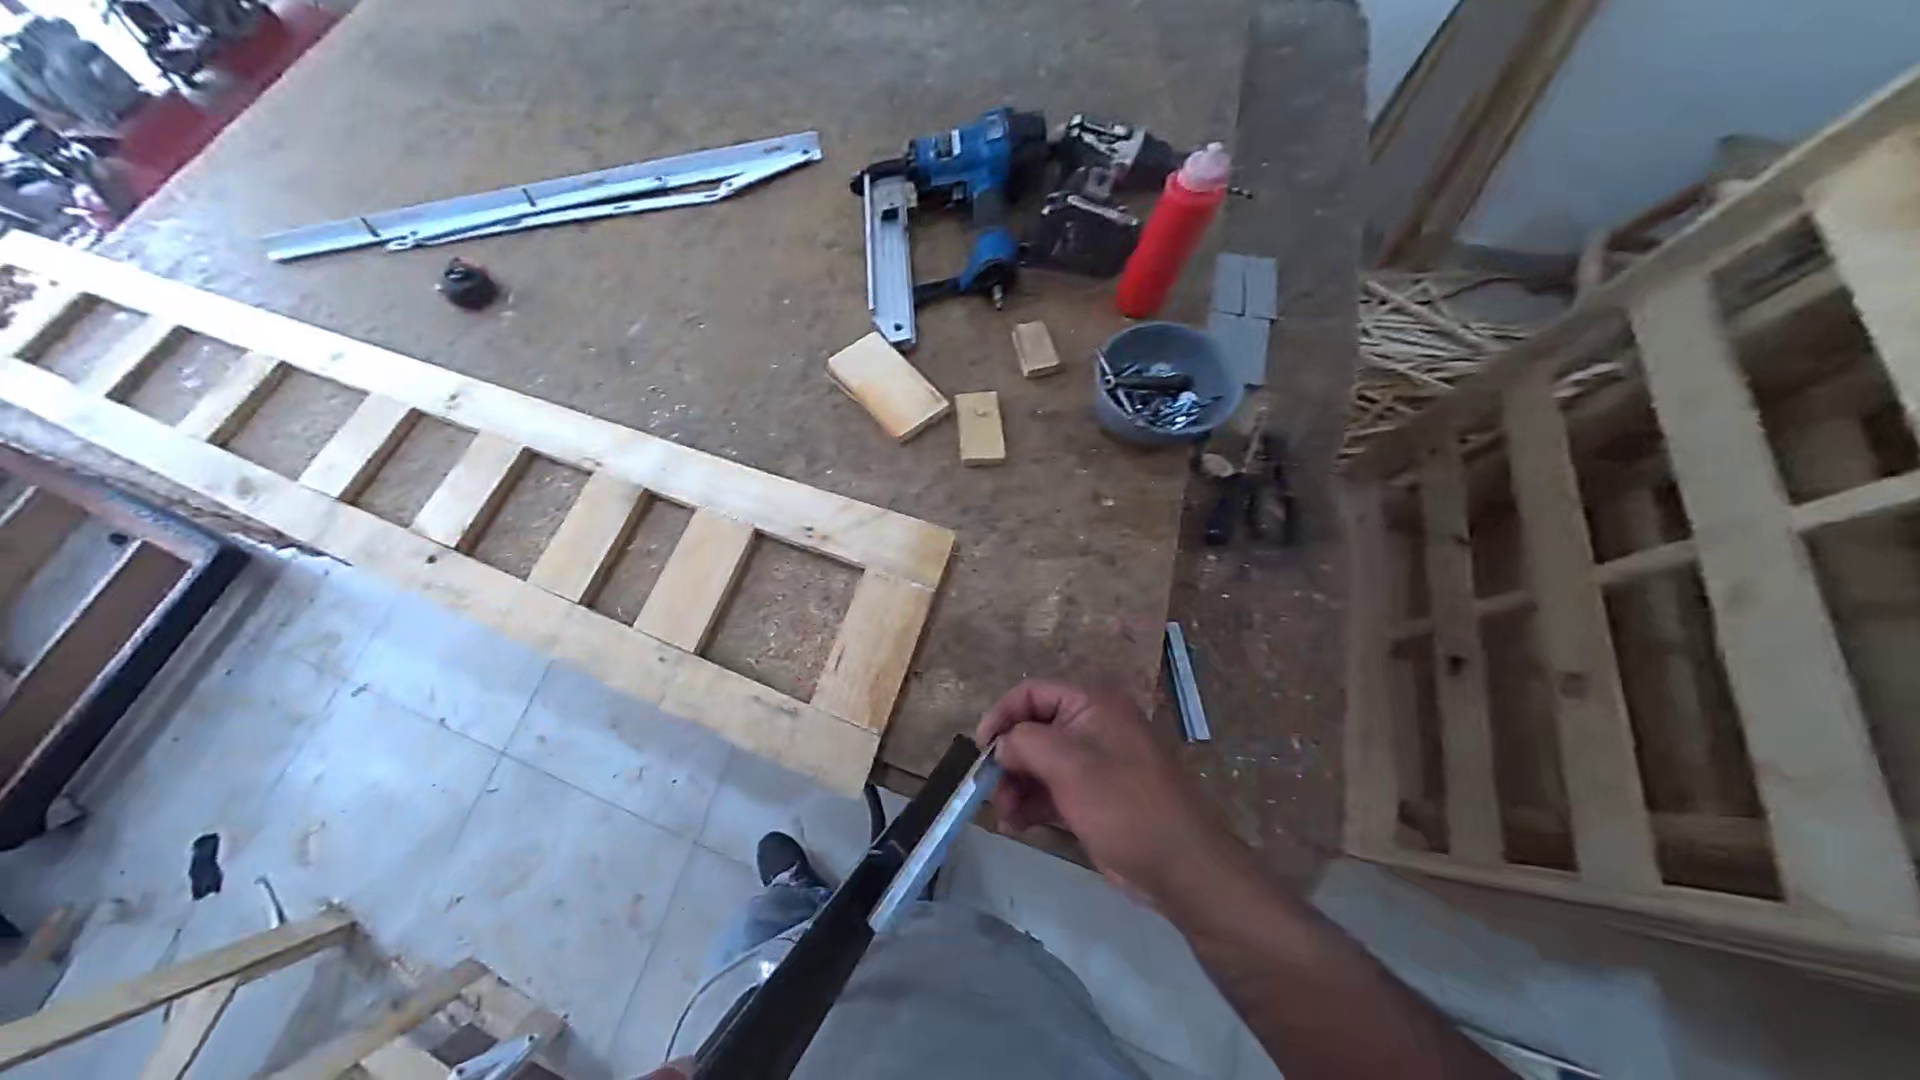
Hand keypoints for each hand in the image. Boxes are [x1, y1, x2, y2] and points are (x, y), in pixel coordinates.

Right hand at [975, 679, 1245, 905]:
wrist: (1180, 866)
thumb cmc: (1123, 804)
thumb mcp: (1068, 764)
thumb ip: (1024, 743)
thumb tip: (1000, 745)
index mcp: (1092, 703)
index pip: (1032, 693)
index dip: (1001, 716)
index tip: (980, 749)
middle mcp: (1091, 725)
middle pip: (1032, 730)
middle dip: (1008, 760)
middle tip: (991, 791)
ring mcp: (1093, 763)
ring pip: (1037, 763)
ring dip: (1014, 786)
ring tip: (1006, 815)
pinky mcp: (1092, 796)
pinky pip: (1050, 789)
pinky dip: (1030, 804)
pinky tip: (1017, 825)